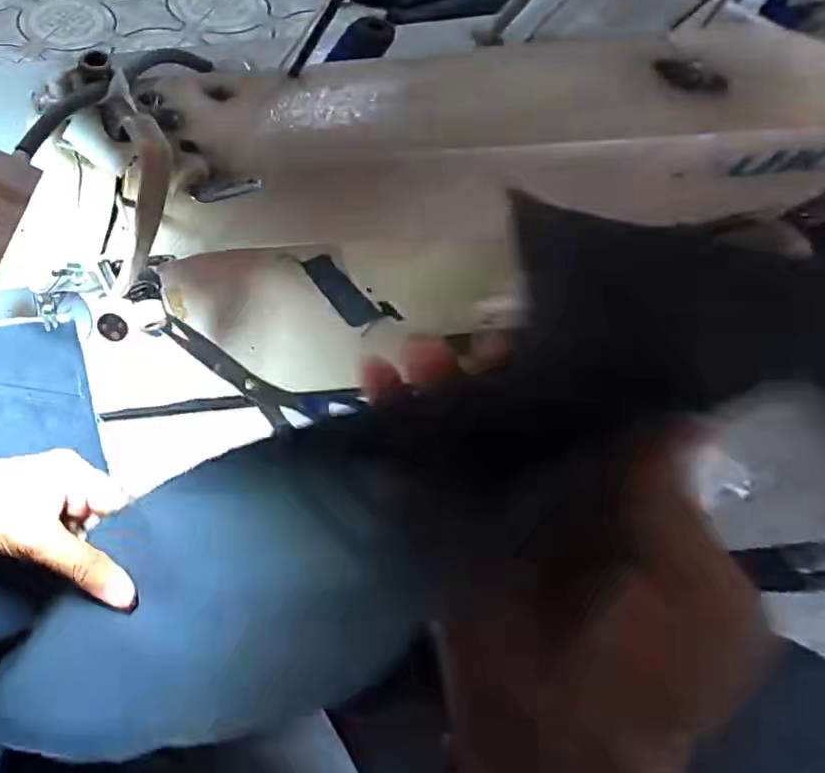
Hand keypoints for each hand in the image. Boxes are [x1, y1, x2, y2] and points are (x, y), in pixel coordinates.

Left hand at [0, 449, 138, 610]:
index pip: (119, 503)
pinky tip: (61, 564)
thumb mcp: (44, 540)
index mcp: (73, 469)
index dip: (127, 536)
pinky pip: (62, 532)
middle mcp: (65, 475)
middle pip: (101, 518)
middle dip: (100, 545)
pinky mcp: (34, 509)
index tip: (137, 571)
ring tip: (75, 568)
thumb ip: (88, 567)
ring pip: (81, 529)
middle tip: (103, 575)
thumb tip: (129, 596)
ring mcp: (49, 492)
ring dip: (79, 551)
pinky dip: (63, 548)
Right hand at [363, 338, 768, 772]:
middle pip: (505, 419)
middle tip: (453, 345)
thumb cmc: (646, 667)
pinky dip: (385, 423)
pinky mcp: (429, 514)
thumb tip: (674, 423)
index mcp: (616, 504)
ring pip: (448, 431)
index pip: (583, 425)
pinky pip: (405, 459)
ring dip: (423, 391)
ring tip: (402, 355)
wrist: (552, 722)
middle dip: (476, 378)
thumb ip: (671, 514)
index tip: (526, 341)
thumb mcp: (694, 599)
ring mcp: (480, 502)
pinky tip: (369, 386)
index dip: (556, 381)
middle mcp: (544, 491)